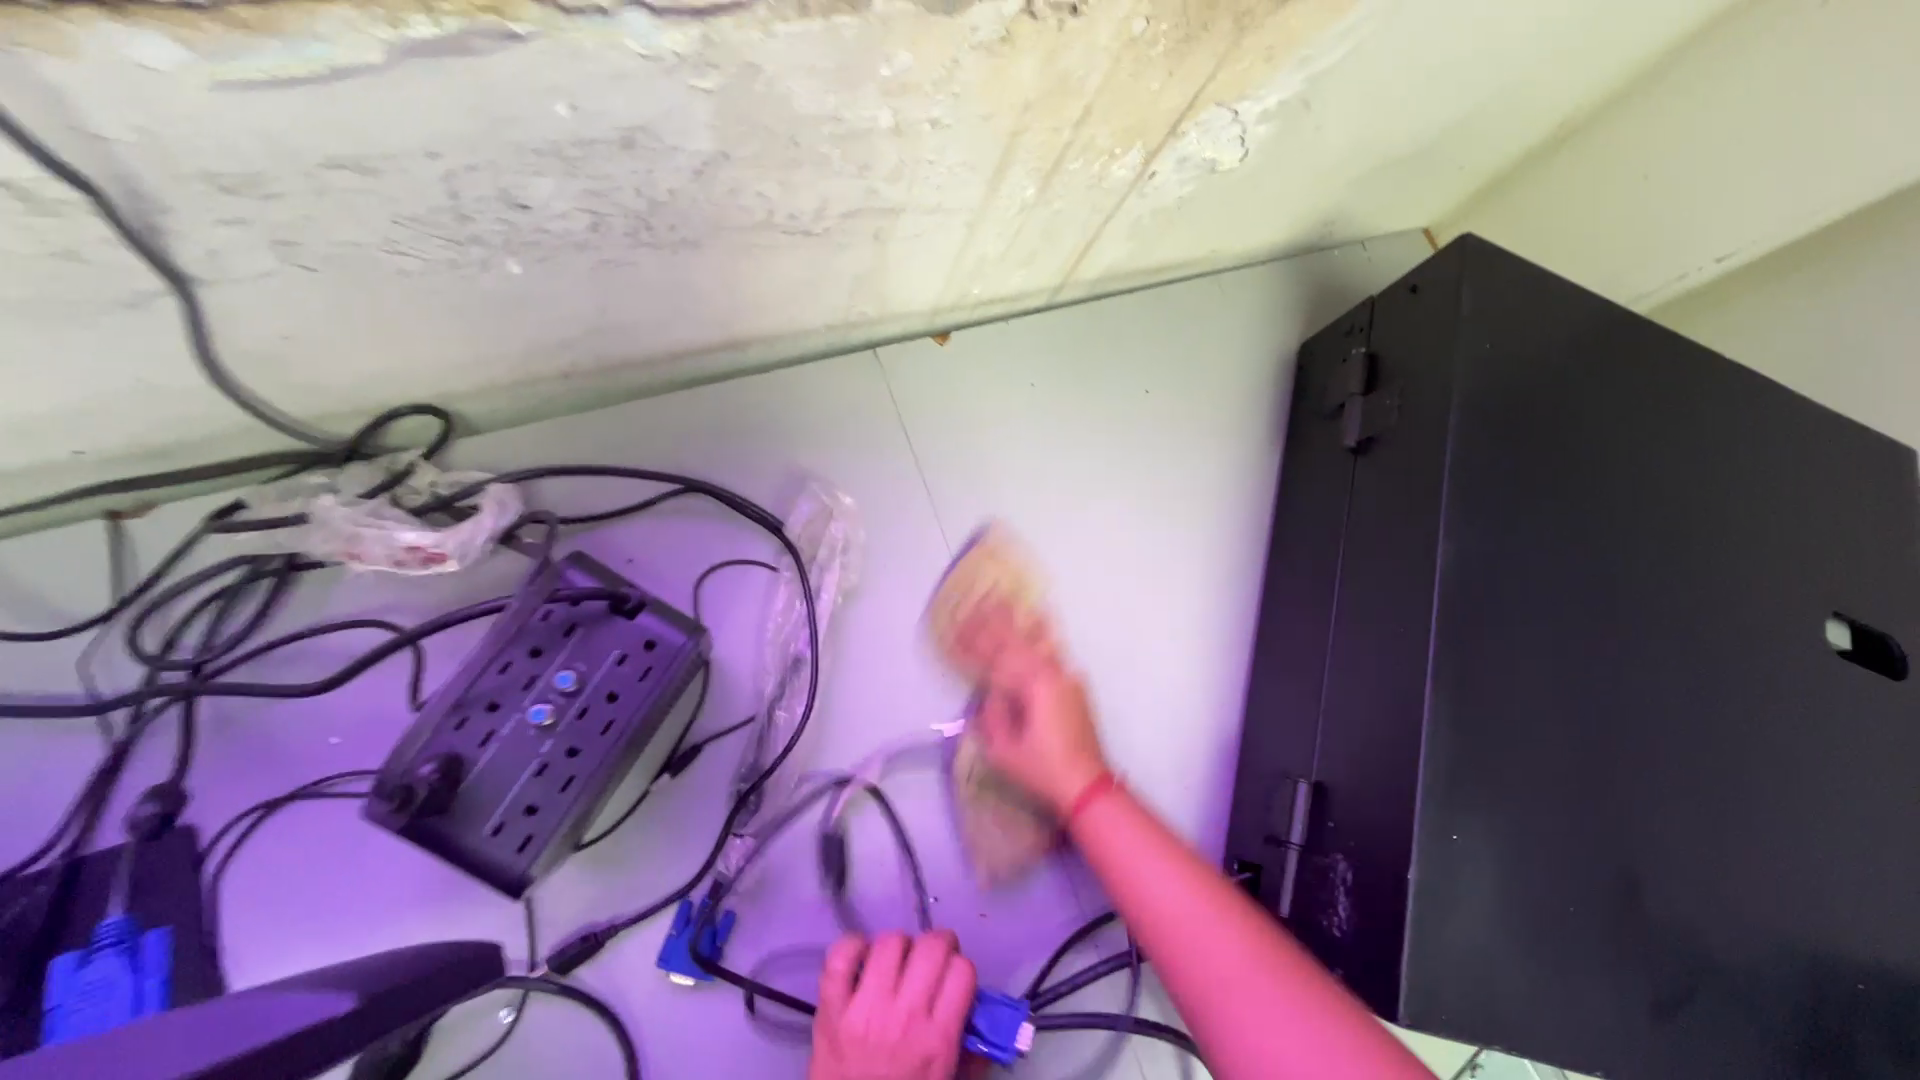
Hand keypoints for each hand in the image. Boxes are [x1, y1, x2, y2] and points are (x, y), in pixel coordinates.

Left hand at [809, 931, 977, 1079]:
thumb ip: (971, 1053)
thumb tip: (983, 1017)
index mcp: (937, 1039)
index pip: (962, 971)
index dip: (960, 967)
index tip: (952, 976)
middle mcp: (905, 1016)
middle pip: (930, 947)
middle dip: (937, 944)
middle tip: (931, 958)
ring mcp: (864, 1008)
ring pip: (889, 943)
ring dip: (898, 946)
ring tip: (896, 962)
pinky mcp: (831, 1007)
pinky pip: (840, 956)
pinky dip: (852, 946)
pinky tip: (861, 958)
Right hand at [963, 603, 1109, 815]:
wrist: (1087, 784)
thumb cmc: (1042, 769)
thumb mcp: (1003, 750)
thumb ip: (992, 716)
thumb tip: (991, 695)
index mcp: (1033, 685)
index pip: (996, 656)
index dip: (974, 642)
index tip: (955, 627)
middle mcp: (1053, 674)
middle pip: (1020, 640)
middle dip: (996, 621)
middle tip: (980, 599)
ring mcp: (1068, 678)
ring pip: (1040, 641)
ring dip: (1020, 622)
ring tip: (1008, 599)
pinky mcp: (1076, 687)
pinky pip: (1053, 653)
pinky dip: (1040, 636)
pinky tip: (1039, 620)